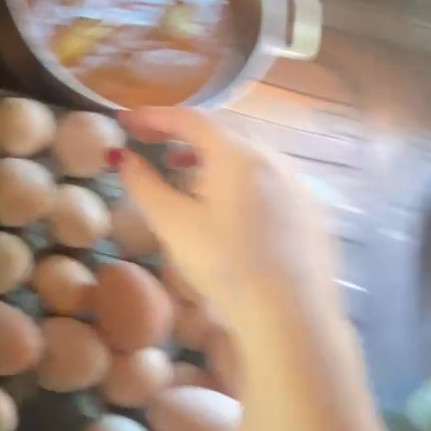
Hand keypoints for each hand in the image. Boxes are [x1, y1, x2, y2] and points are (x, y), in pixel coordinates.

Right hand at [114, 107, 335, 334]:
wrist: (289, 315)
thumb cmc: (223, 263)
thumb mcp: (170, 221)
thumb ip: (142, 182)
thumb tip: (121, 155)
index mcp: (237, 156)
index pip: (190, 119)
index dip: (153, 116)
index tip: (124, 120)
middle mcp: (273, 160)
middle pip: (222, 132)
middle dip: (181, 132)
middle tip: (149, 141)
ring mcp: (298, 184)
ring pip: (247, 154)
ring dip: (209, 154)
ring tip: (181, 170)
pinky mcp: (310, 210)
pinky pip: (266, 176)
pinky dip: (235, 174)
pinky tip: (222, 202)